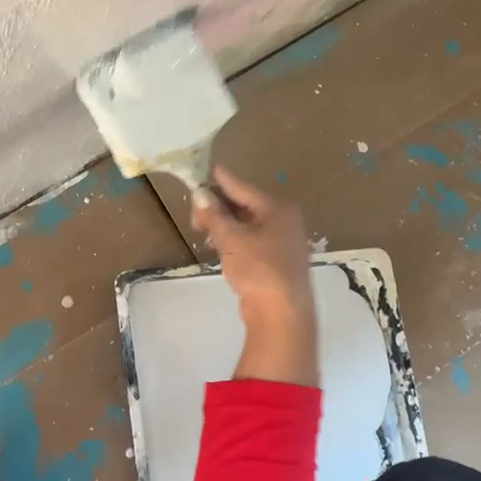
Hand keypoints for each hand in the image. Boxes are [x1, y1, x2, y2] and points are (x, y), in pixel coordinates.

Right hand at [192, 168, 319, 385]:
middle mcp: (284, 220)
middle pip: (246, 206)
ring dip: (225, 225)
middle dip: (220, 207)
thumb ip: (214, 216)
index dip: (223, 181)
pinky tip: (219, 246)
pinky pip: (251, 241)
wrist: (282, 312)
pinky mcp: (276, 261)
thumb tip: (200, 195)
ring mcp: (282, 242)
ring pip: (248, 225)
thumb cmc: (259, 268)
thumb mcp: (231, 238)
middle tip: (195, 211)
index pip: (244, 188)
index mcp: (278, 208)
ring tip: (203, 230)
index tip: (208, 169)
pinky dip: (234, 240)